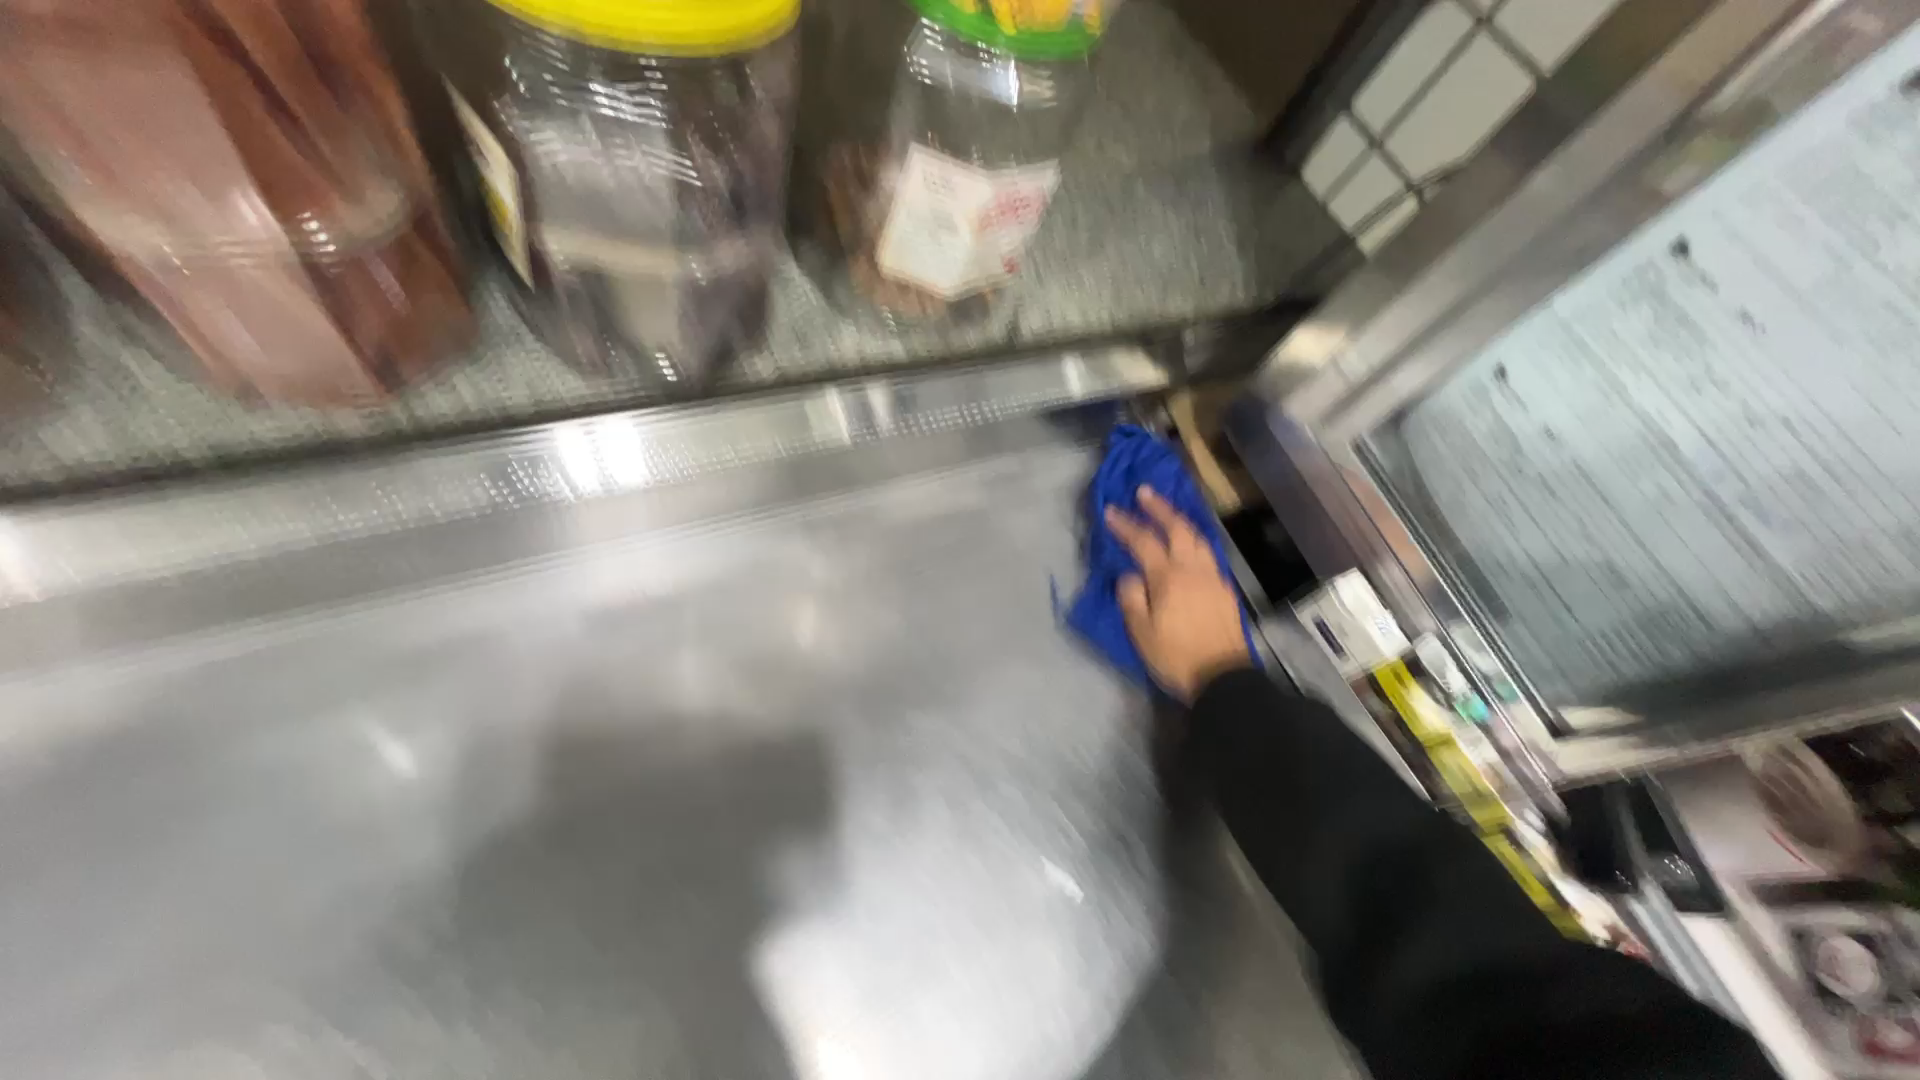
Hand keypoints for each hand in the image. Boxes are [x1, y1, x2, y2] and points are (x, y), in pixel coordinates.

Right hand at [1104, 486, 1251, 702]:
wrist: (1223, 678)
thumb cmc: (1176, 657)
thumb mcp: (1141, 632)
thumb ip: (1132, 598)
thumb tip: (1130, 575)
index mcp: (1169, 578)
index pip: (1143, 542)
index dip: (1126, 525)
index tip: (1110, 511)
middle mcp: (1193, 569)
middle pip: (1177, 528)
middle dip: (1159, 508)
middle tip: (1144, 492)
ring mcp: (1213, 577)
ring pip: (1197, 538)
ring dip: (1180, 520)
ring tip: (1167, 512)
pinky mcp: (1224, 589)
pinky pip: (1207, 553)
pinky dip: (1194, 539)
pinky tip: (1188, 542)